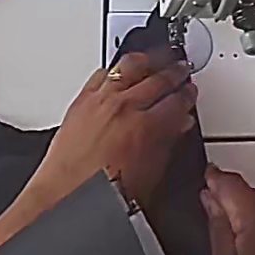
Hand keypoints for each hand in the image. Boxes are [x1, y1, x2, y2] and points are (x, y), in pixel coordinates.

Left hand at [0, 52, 196, 254]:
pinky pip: (102, 73)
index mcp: (146, 127)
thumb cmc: (101, 196)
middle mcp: (124, 107)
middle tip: (182, 69)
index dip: (188, 95)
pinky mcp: (81, 99)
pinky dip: (116, 68)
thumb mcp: (151, 177)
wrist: (64, 197)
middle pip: (158, 78)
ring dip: (147, 60)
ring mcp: (101, 100)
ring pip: (130, 66)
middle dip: (175, 72)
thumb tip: (179, 129)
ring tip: (156, 57)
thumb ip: (168, 145)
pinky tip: (121, 69)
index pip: (177, 101)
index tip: (190, 92)